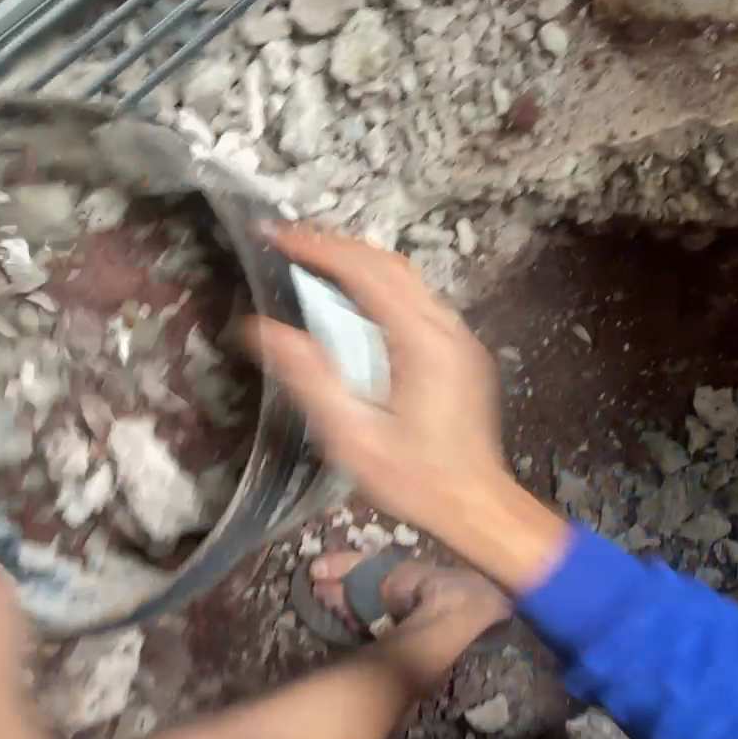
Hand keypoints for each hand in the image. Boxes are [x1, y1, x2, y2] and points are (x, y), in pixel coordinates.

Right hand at [241, 233, 568, 591]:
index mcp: (422, 343)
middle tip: (286, 241)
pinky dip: (383, 288)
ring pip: (410, 279)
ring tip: (313, 261)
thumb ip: (310, 378)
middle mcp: (448, 329)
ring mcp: (462, 339)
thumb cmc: (416, 480)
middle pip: (391, 265)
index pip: (366, 271)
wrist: (477, 504)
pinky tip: (356, 301)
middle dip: (336, 245)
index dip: (317, 246)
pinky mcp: (464, 354)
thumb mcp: (353, 438)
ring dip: (362, 263)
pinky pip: (422, 302)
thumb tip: (260, 328)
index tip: (272, 233)